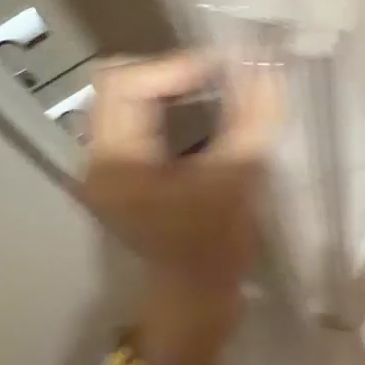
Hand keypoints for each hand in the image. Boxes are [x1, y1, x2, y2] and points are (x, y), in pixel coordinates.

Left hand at [84, 52, 282, 364]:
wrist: (197, 301)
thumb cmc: (214, 248)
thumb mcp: (237, 180)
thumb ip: (252, 118)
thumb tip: (267, 63)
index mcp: (113, 161)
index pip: (126, 83)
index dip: (177, 67)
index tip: (228, 70)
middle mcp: (97, 158)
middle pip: (120, 83)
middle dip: (172, 72)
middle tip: (221, 76)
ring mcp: (107, 165)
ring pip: (128, 97)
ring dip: (171, 86)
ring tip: (218, 89)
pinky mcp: (123, 171)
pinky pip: (138, 118)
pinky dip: (169, 105)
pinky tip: (205, 111)